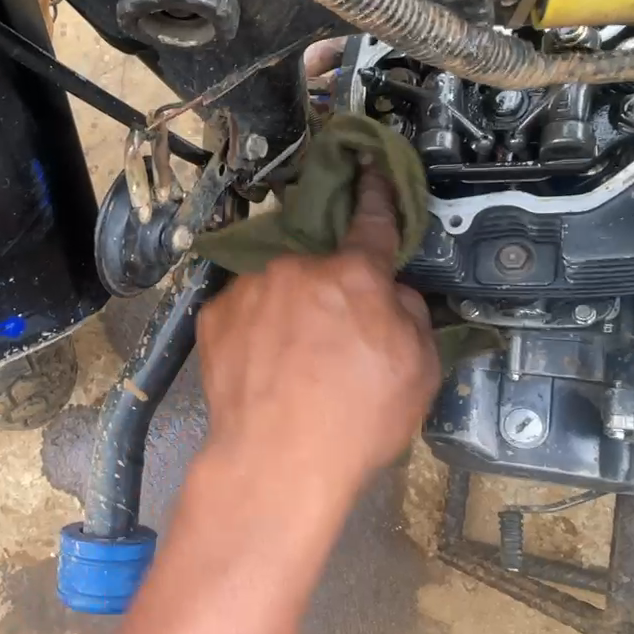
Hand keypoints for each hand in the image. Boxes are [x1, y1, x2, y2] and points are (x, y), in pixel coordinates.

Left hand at [194, 164, 440, 497]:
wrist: (276, 462)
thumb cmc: (355, 422)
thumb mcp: (419, 371)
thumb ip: (411, 316)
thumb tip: (393, 295)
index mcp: (354, 276)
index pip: (373, 223)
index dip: (377, 197)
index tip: (371, 171)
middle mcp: (297, 269)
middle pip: (321, 270)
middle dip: (330, 297)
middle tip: (332, 346)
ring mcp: (250, 289)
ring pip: (278, 290)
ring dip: (288, 313)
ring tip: (291, 366)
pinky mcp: (214, 315)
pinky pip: (245, 311)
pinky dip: (254, 330)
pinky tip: (261, 367)